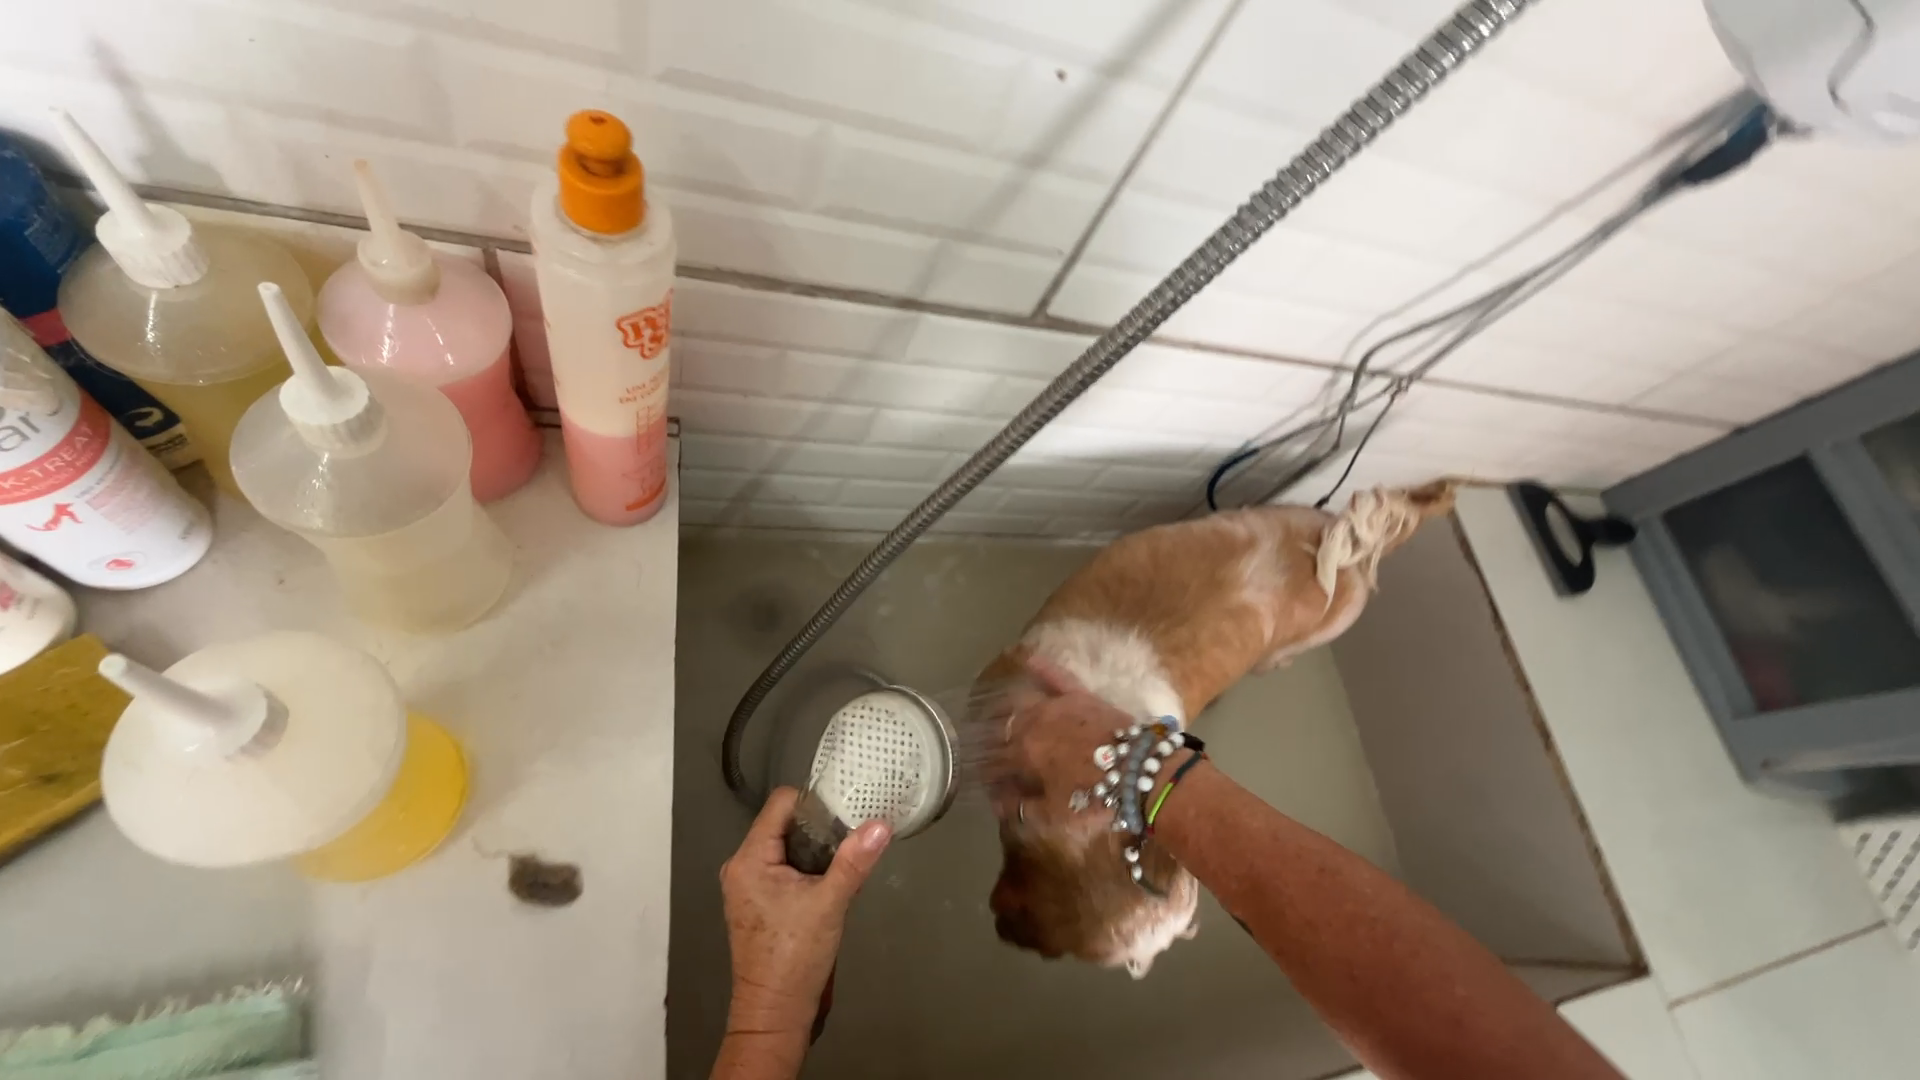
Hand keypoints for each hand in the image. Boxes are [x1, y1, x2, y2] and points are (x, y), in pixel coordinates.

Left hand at [719, 787, 890, 1033]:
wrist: (774, 1014)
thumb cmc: (795, 956)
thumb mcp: (830, 904)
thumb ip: (854, 861)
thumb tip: (881, 824)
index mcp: (749, 858)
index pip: (781, 804)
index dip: (814, 800)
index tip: (845, 806)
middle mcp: (742, 866)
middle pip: (784, 823)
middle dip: (818, 824)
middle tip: (853, 827)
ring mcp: (749, 885)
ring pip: (786, 846)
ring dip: (815, 847)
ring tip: (848, 850)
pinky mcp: (759, 902)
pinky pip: (784, 867)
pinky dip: (808, 865)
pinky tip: (833, 875)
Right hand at [991, 655, 1142, 829]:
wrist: (1138, 771)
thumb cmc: (1094, 797)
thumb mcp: (1055, 814)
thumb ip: (1022, 809)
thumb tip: (997, 805)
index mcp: (1023, 753)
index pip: (995, 761)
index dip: (988, 773)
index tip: (987, 781)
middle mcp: (1032, 723)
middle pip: (1003, 728)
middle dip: (991, 740)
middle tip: (988, 749)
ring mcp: (1056, 705)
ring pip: (1021, 701)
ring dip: (1005, 707)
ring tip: (996, 712)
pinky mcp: (1079, 695)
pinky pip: (1055, 675)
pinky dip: (1041, 666)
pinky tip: (1027, 657)